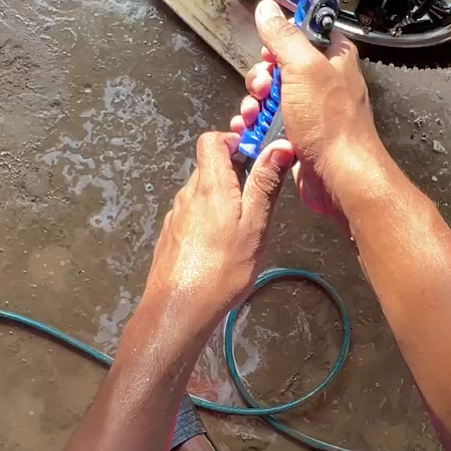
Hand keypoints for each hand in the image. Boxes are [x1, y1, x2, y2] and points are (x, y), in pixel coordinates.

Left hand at [139, 131, 292, 341]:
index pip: (212, 140)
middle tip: (257, 202)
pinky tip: (219, 248)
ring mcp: (176, 216)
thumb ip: (265, 184)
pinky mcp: (170, 237)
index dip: (235, 141)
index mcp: (210, 185)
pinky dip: (208, 221)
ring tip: (241, 230)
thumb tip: (279, 145)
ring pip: (201, 194)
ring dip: (222, 201)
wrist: (178, 309)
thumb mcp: (254, 225)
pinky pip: (192, 216)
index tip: (256, 158)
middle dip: (234, 176)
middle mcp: (187, 194)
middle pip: (209, 168)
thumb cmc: (222, 269)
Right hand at [229, 0, 393, 227]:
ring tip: (253, 116)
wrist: (338, 177)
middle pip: (278, 69)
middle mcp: (322, 84)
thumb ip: (284, 36)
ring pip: (270, 99)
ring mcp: (309, 113)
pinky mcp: (296, 138)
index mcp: (333, 59)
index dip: (281, 40)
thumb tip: (266, 8)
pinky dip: (255, 127)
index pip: (303, 34)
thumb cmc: (329, 122)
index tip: (269, 54)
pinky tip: (247, 131)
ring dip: (254, 106)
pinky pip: (268, 126)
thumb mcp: (304, 68)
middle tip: (262, 90)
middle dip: (260, 80)